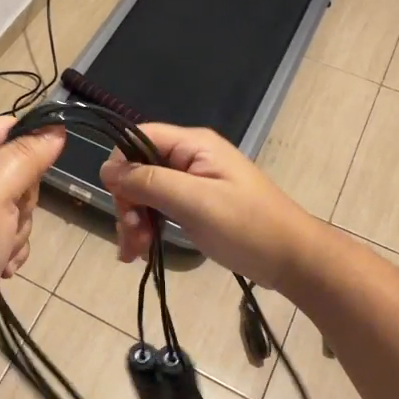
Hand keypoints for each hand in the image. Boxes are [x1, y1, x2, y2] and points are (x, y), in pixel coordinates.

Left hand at [0, 116, 65, 343]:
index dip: (33, 145)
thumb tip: (56, 129)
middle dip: (24, 200)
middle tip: (8, 220)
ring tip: (0, 251)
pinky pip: (12, 230)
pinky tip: (0, 267)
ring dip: (19, 230)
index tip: (41, 175)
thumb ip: (25, 157)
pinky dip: (12, 249)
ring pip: (20, 203)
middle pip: (19, 167)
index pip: (9, 128)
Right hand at [98, 124, 318, 291]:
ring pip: (145, 191)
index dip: (120, 165)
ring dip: (134, 220)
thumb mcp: (196, 203)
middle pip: (138, 168)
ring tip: (135, 252)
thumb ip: (149, 182)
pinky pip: (159, 208)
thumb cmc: (248, 227)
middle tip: (131, 239)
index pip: (137, 138)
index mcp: (193, 145)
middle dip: (128, 202)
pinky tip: (140, 251)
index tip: (117, 201)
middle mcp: (189, 157)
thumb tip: (106, 169)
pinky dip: (146, 227)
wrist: (293, 260)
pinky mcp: (195, 205)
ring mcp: (192, 182)